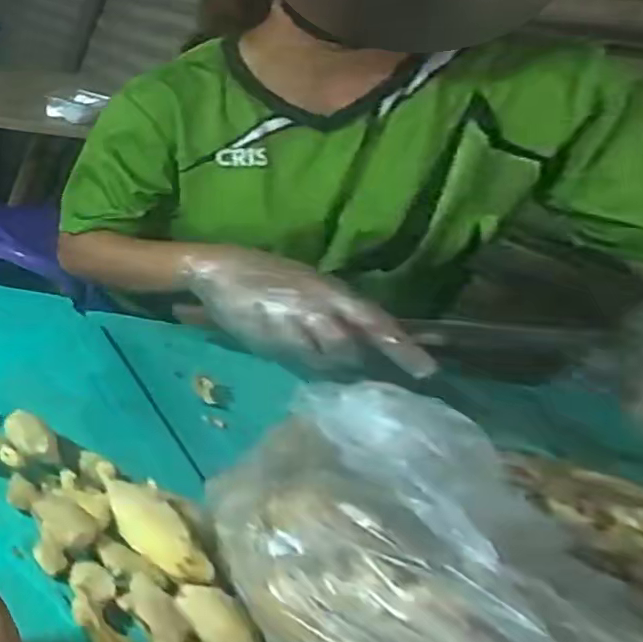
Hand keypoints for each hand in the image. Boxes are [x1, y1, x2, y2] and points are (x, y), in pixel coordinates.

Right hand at [180, 247, 436, 376]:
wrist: (214, 269)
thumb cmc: (264, 272)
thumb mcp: (308, 281)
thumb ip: (337, 307)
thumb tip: (371, 336)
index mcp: (328, 291)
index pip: (375, 323)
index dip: (402, 348)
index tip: (428, 373)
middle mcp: (312, 309)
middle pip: (349, 349)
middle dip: (357, 362)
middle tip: (364, 372)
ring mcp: (286, 327)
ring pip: (321, 359)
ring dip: (329, 365)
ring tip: (326, 364)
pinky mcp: (262, 341)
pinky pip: (293, 360)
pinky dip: (302, 362)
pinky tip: (297, 356)